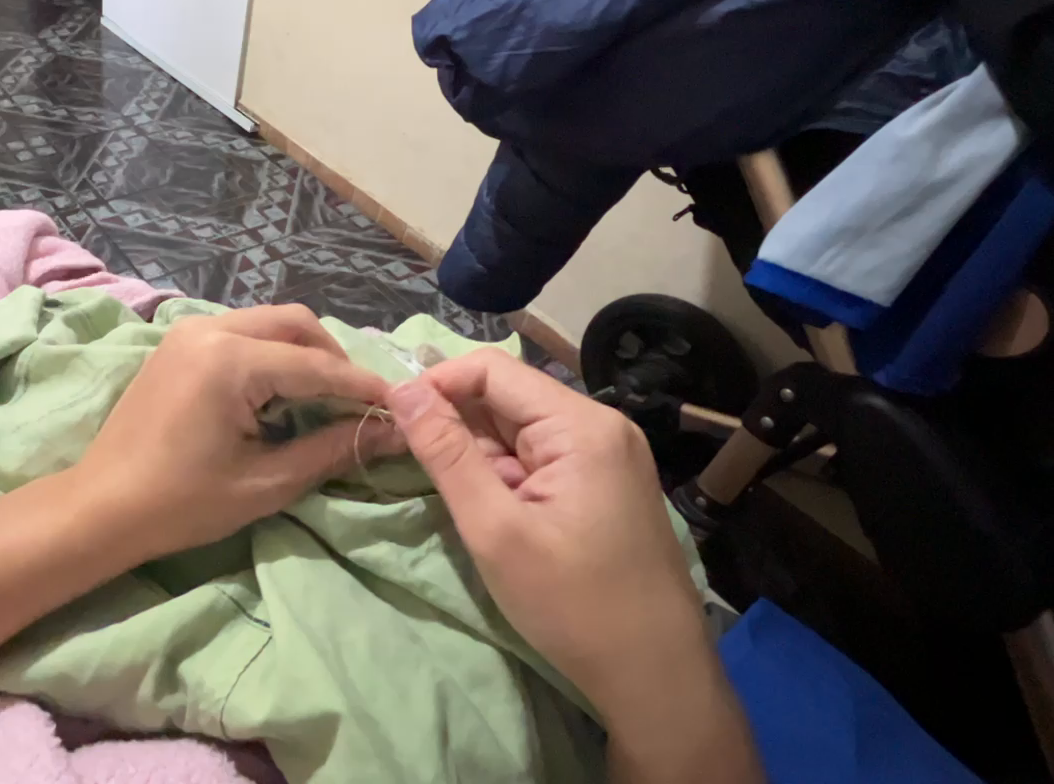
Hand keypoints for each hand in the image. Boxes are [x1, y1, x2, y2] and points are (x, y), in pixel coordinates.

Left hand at [74, 304, 393, 560]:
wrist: (102, 506)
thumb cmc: (182, 503)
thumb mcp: (265, 483)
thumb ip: (332, 449)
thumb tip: (392, 432)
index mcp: (229, 361)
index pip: (315, 365)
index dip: (362, 386)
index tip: (400, 406)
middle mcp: (209, 329)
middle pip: (294, 323)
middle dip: (333, 358)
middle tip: (357, 402)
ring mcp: (189, 330)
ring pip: (268, 322)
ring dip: (303, 352)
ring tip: (324, 399)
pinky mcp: (178, 342)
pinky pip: (242, 331)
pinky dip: (271, 353)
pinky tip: (280, 392)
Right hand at [387, 349, 761, 782]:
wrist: (657, 683)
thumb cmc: (573, 606)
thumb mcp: (494, 529)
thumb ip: (445, 452)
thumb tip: (400, 388)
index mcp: (580, 426)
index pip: (491, 369)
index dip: (437, 383)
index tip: (396, 416)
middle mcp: (598, 425)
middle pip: (505, 394)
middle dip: (455, 421)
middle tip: (416, 462)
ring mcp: (603, 454)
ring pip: (515, 426)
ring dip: (476, 451)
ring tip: (460, 497)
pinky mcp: (600, 481)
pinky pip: (534, 453)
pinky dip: (500, 471)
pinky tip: (490, 508)